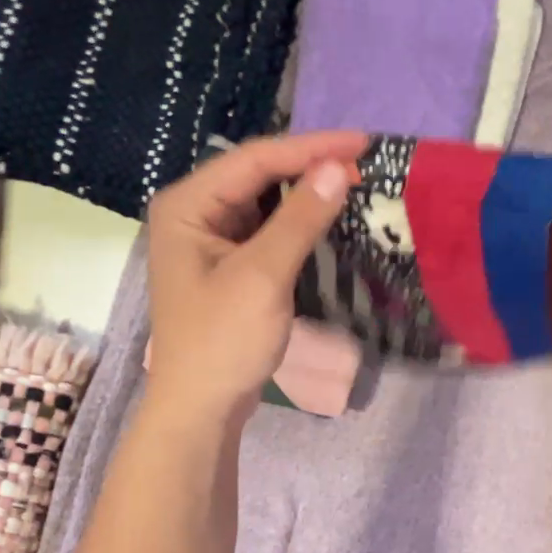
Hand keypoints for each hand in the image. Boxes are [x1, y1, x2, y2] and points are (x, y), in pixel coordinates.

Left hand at [143, 131, 364, 418]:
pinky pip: (268, 236)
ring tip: (355, 189)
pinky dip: (299, 230)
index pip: (254, 160)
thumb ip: (299, 220)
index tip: (362, 144)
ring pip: (266, 207)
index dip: (310, 148)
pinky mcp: (230, 271)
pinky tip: (329, 226)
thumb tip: (338, 170)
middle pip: (258, 178)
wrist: (202, 408)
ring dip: (308, 199)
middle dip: (310, 170)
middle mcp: (194, 215)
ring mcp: (211, 244)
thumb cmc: (223, 341)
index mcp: (188, 205)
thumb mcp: (263, 276)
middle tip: (364, 166)